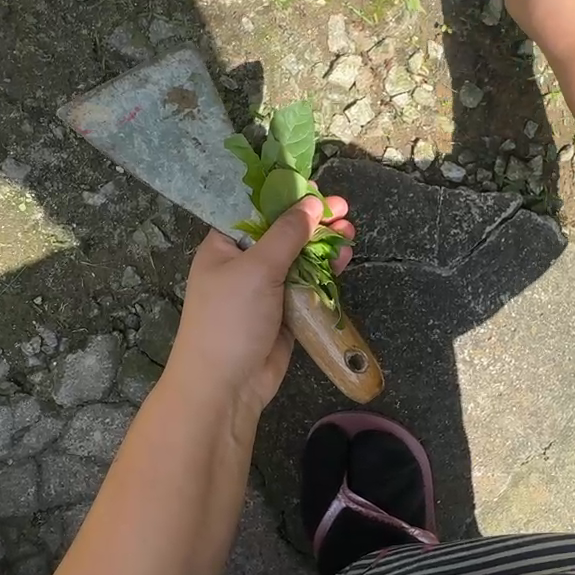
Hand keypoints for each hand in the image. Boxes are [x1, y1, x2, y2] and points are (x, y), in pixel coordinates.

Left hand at [164, 195, 353, 416]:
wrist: (225, 386)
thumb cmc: (230, 319)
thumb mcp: (256, 269)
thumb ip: (286, 234)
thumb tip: (312, 203)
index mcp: (224, 246)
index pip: (256, 210)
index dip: (286, 197)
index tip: (316, 189)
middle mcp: (244, 264)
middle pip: (283, 233)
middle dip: (313, 220)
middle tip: (344, 209)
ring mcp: (265, 289)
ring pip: (299, 259)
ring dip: (324, 245)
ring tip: (350, 231)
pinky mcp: (285, 312)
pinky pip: (308, 285)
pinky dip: (326, 272)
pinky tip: (344, 259)